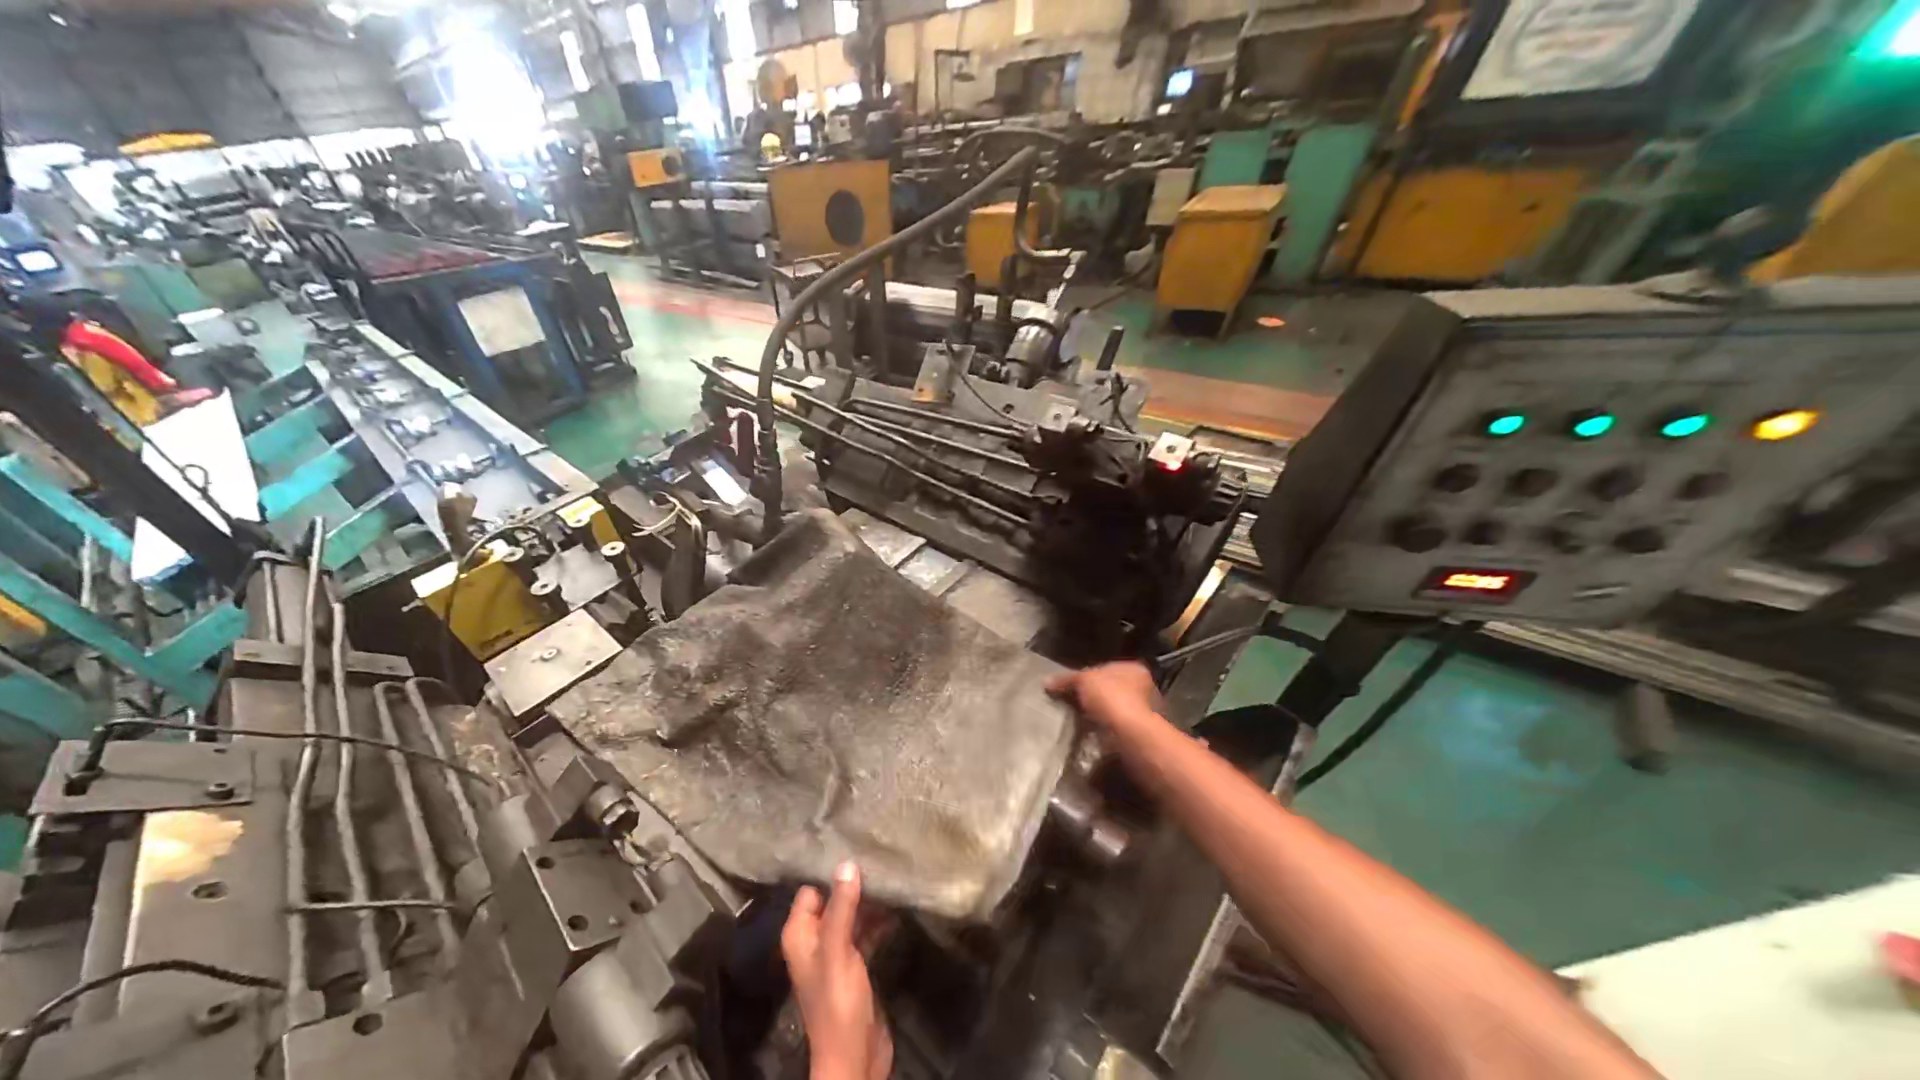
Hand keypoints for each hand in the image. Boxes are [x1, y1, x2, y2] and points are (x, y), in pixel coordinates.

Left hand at [782, 862, 891, 1079]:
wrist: (854, 1058)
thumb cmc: (838, 1003)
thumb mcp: (838, 951)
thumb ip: (841, 908)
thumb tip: (846, 863)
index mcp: (800, 935)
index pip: (812, 890)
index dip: (831, 873)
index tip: (857, 850)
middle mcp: (815, 940)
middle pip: (834, 900)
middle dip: (855, 884)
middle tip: (882, 860)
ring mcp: (836, 953)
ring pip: (852, 915)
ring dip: (870, 902)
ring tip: (894, 877)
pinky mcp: (856, 965)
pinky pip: (866, 933)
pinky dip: (878, 921)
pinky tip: (899, 907)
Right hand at [1046, 661, 1163, 736]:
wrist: (1131, 736)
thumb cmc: (1112, 699)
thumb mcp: (1083, 680)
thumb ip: (1067, 678)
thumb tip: (1047, 681)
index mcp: (1134, 669)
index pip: (1104, 668)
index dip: (1085, 675)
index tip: (1069, 686)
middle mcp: (1144, 688)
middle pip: (1109, 689)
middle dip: (1091, 697)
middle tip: (1071, 704)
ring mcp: (1144, 713)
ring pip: (1111, 710)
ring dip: (1097, 716)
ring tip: (1077, 721)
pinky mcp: (1138, 733)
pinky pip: (1114, 728)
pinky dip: (1102, 731)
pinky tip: (1090, 734)